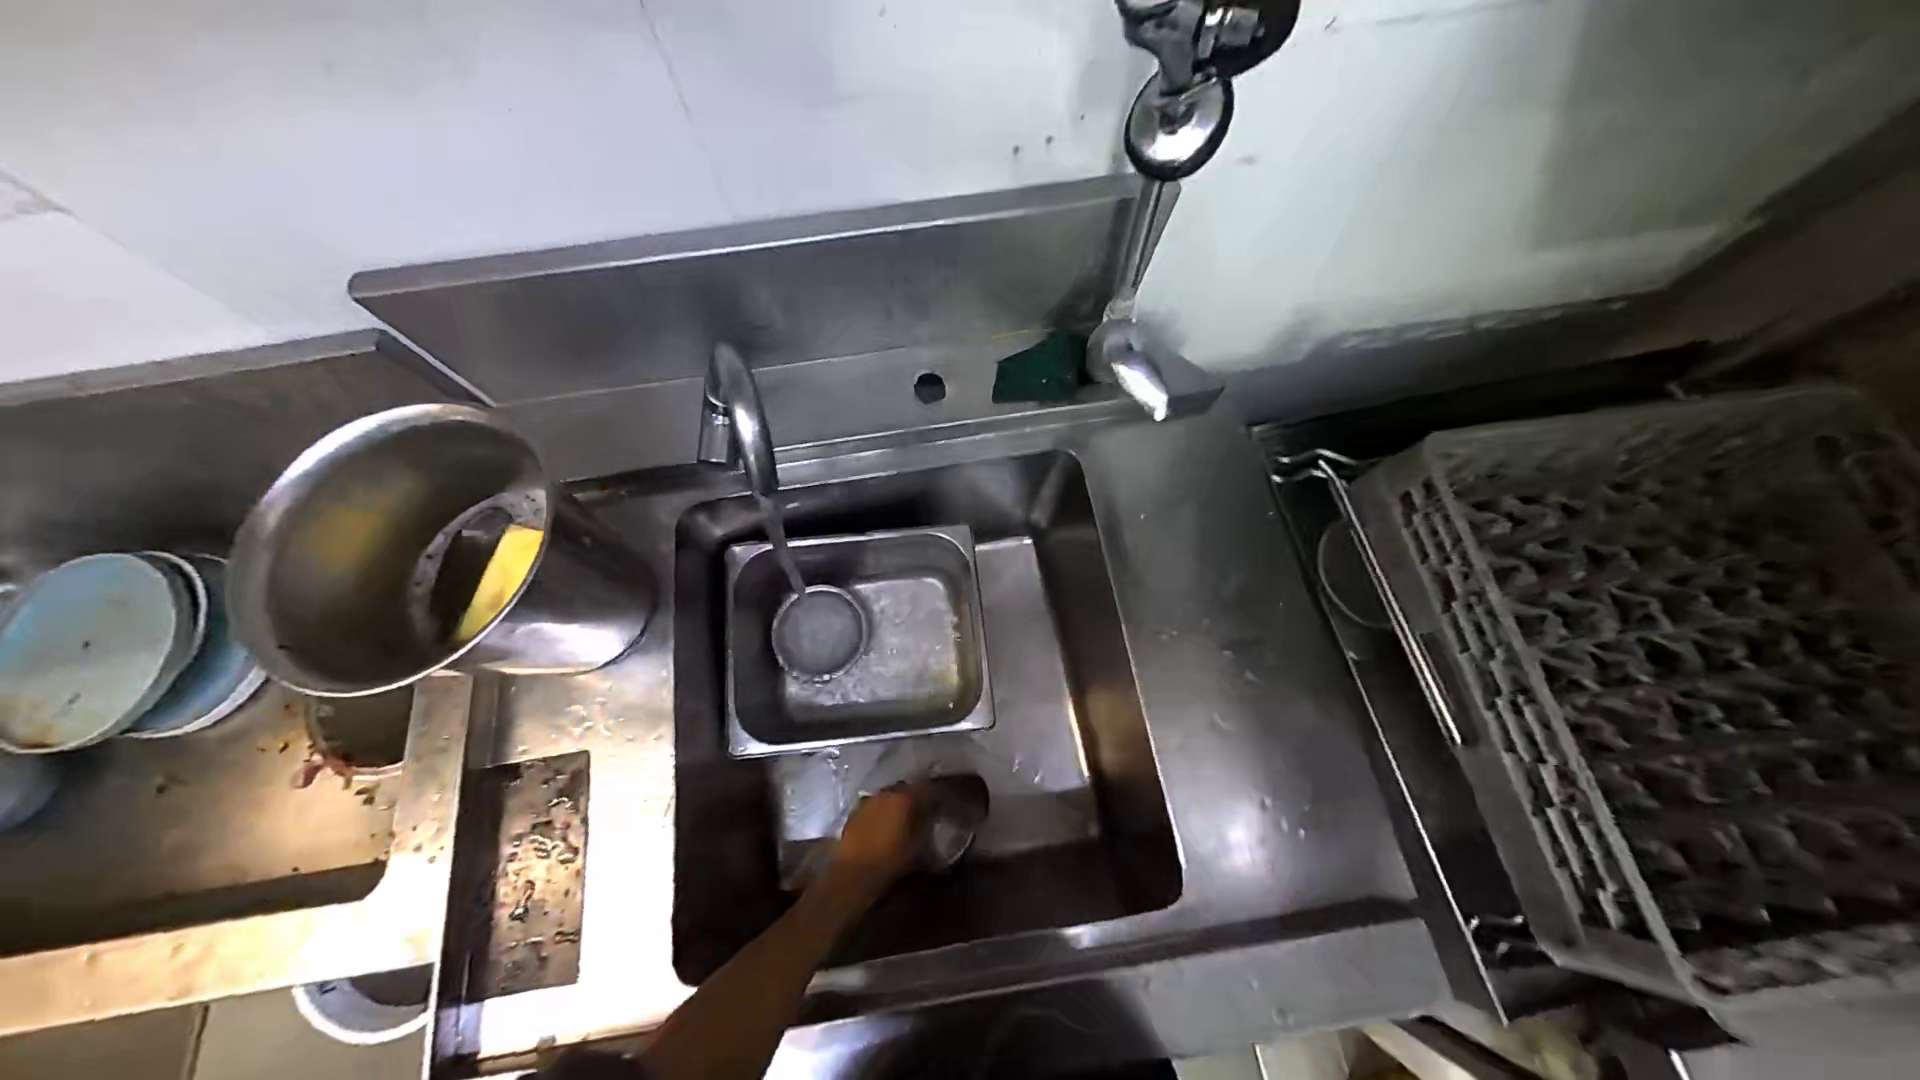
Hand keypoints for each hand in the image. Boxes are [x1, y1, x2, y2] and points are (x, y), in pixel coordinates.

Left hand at [822, 785, 922, 901]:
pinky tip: (880, 825)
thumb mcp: (918, 844)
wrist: (854, 873)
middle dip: (912, 797)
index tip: (938, 802)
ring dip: (894, 804)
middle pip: (903, 788)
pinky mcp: (853, 812)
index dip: (933, 794)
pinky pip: (872, 806)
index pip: (924, 787)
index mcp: (904, 798)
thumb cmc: (891, 860)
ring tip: (898, 818)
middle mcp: (885, 793)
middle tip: (918, 810)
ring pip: (886, 796)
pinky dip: (878, 812)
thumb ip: (926, 823)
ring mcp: (867, 801)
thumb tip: (931, 813)